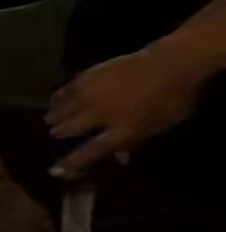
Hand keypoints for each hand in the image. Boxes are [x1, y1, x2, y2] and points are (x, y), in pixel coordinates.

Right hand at [47, 47, 209, 177]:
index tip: (57, 170)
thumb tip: (120, 157)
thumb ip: (137, 139)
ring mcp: (88, 97)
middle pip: (65, 131)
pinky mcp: (80, 82)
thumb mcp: (164, 122)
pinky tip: (58, 103)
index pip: (92, 151)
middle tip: (62, 133)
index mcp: (125, 129)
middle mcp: (100, 115)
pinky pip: (58, 96)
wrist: (173, 61)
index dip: (74, 162)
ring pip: (56, 115)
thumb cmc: (175, 95)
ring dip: (56, 119)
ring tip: (56, 119)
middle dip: (61, 134)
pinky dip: (56, 102)